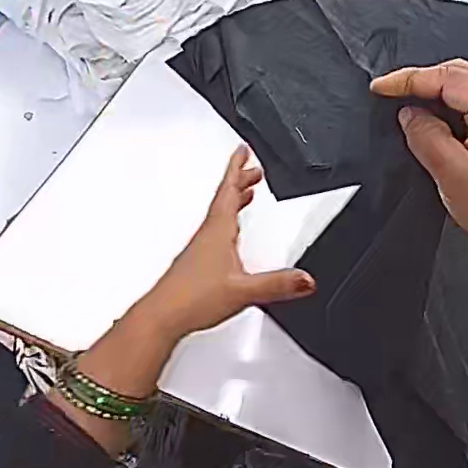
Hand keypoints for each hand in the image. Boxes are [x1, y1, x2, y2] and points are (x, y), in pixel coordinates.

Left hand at [132, 146, 316, 340]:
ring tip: (245, 196)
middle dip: (239, 182)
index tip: (242, 151)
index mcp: (217, 231)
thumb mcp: (245, 290)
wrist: (162, 317)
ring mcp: (200, 250)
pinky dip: (227, 225)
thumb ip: (278, 284)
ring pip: (219, 216)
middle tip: (252, 170)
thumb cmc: (191, 298)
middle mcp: (207, 236)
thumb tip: (306, 279)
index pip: (228, 190)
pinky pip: (215, 234)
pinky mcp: (196, 265)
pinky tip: (232, 240)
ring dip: (233, 201)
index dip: (236, 168)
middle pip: (224, 199)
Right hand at [369, 59, 467, 269]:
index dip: (408, 79)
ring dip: (438, 97)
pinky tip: (439, 125)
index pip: (448, 76)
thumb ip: (426, 138)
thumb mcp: (454, 177)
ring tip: (411, 116)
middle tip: (389, 99)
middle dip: (421, 85)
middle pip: (459, 74)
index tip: (380, 87)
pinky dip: (455, 108)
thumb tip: (408, 113)